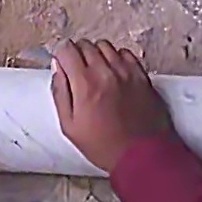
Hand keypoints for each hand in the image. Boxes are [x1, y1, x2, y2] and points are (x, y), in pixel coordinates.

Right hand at [50, 39, 172, 171]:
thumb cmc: (105, 145)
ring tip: (96, 71)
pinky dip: (116, 58)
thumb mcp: (70, 126)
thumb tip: (57, 68)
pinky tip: (114, 72)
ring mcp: (126, 72)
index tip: (63, 64)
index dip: (61, 55)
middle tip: (78, 71)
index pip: (67, 48)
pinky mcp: (142, 75)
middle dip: (77, 54)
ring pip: (105, 45)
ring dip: (97, 54)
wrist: (144, 156)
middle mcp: (106, 72)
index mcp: (85, 83)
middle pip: (85, 44)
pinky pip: (125, 53)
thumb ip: (60, 93)